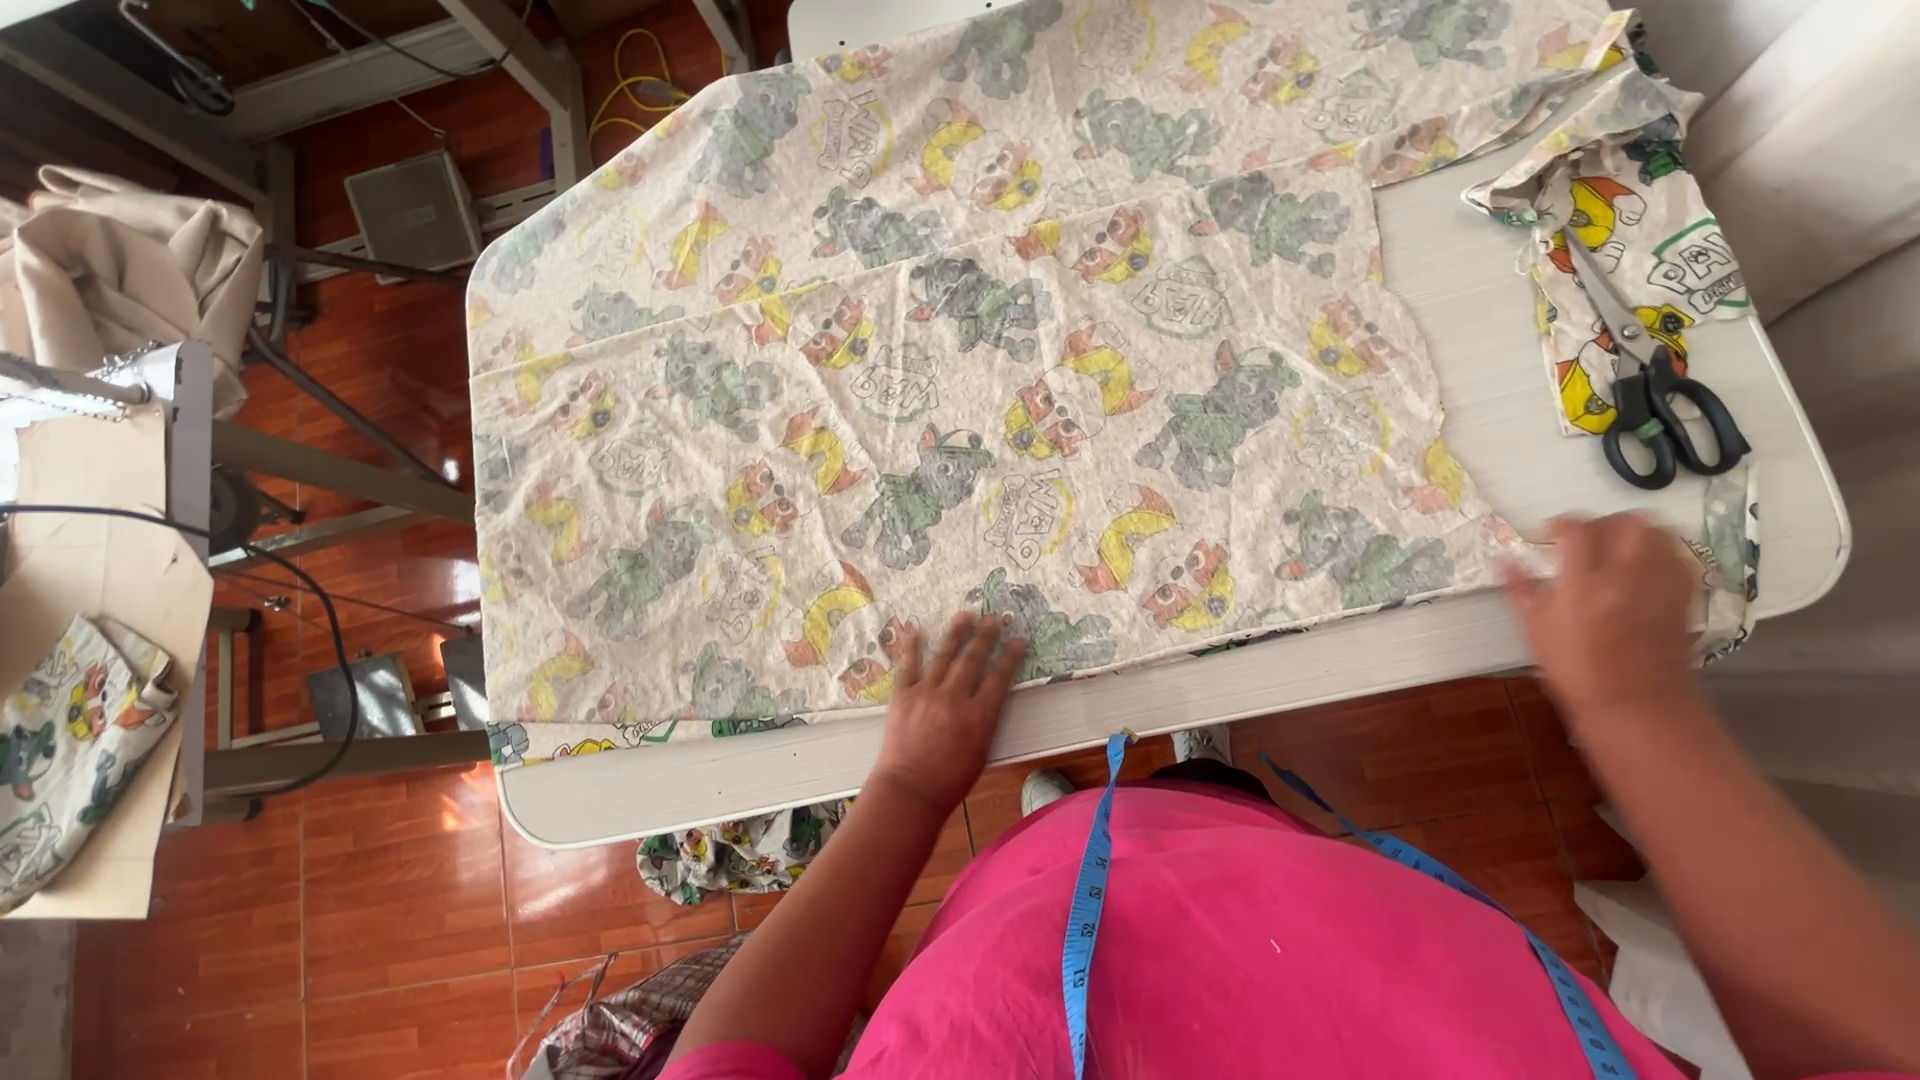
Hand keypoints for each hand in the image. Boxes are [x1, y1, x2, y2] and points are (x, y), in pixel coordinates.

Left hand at [868, 612, 1025, 814]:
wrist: (910, 790)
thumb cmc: (951, 780)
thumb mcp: (982, 751)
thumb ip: (985, 722)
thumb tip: (987, 700)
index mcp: (979, 715)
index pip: (999, 678)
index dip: (1010, 657)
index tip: (1017, 640)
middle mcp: (954, 698)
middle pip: (973, 659)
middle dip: (986, 637)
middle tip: (994, 619)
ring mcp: (926, 694)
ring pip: (944, 656)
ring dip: (956, 634)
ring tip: (965, 615)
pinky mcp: (903, 696)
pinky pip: (908, 666)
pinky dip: (912, 647)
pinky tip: (917, 631)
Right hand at [1499, 513, 1700, 719]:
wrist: (1636, 704)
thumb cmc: (1575, 669)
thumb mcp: (1537, 629)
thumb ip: (1521, 589)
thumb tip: (1501, 560)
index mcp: (1583, 584)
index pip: (1577, 530)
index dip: (1561, 525)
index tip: (1549, 535)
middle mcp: (1627, 576)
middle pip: (1626, 522)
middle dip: (1603, 523)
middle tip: (1586, 539)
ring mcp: (1661, 585)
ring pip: (1660, 533)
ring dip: (1636, 532)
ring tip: (1617, 548)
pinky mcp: (1684, 597)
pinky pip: (1679, 557)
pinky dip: (1662, 551)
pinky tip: (1644, 567)